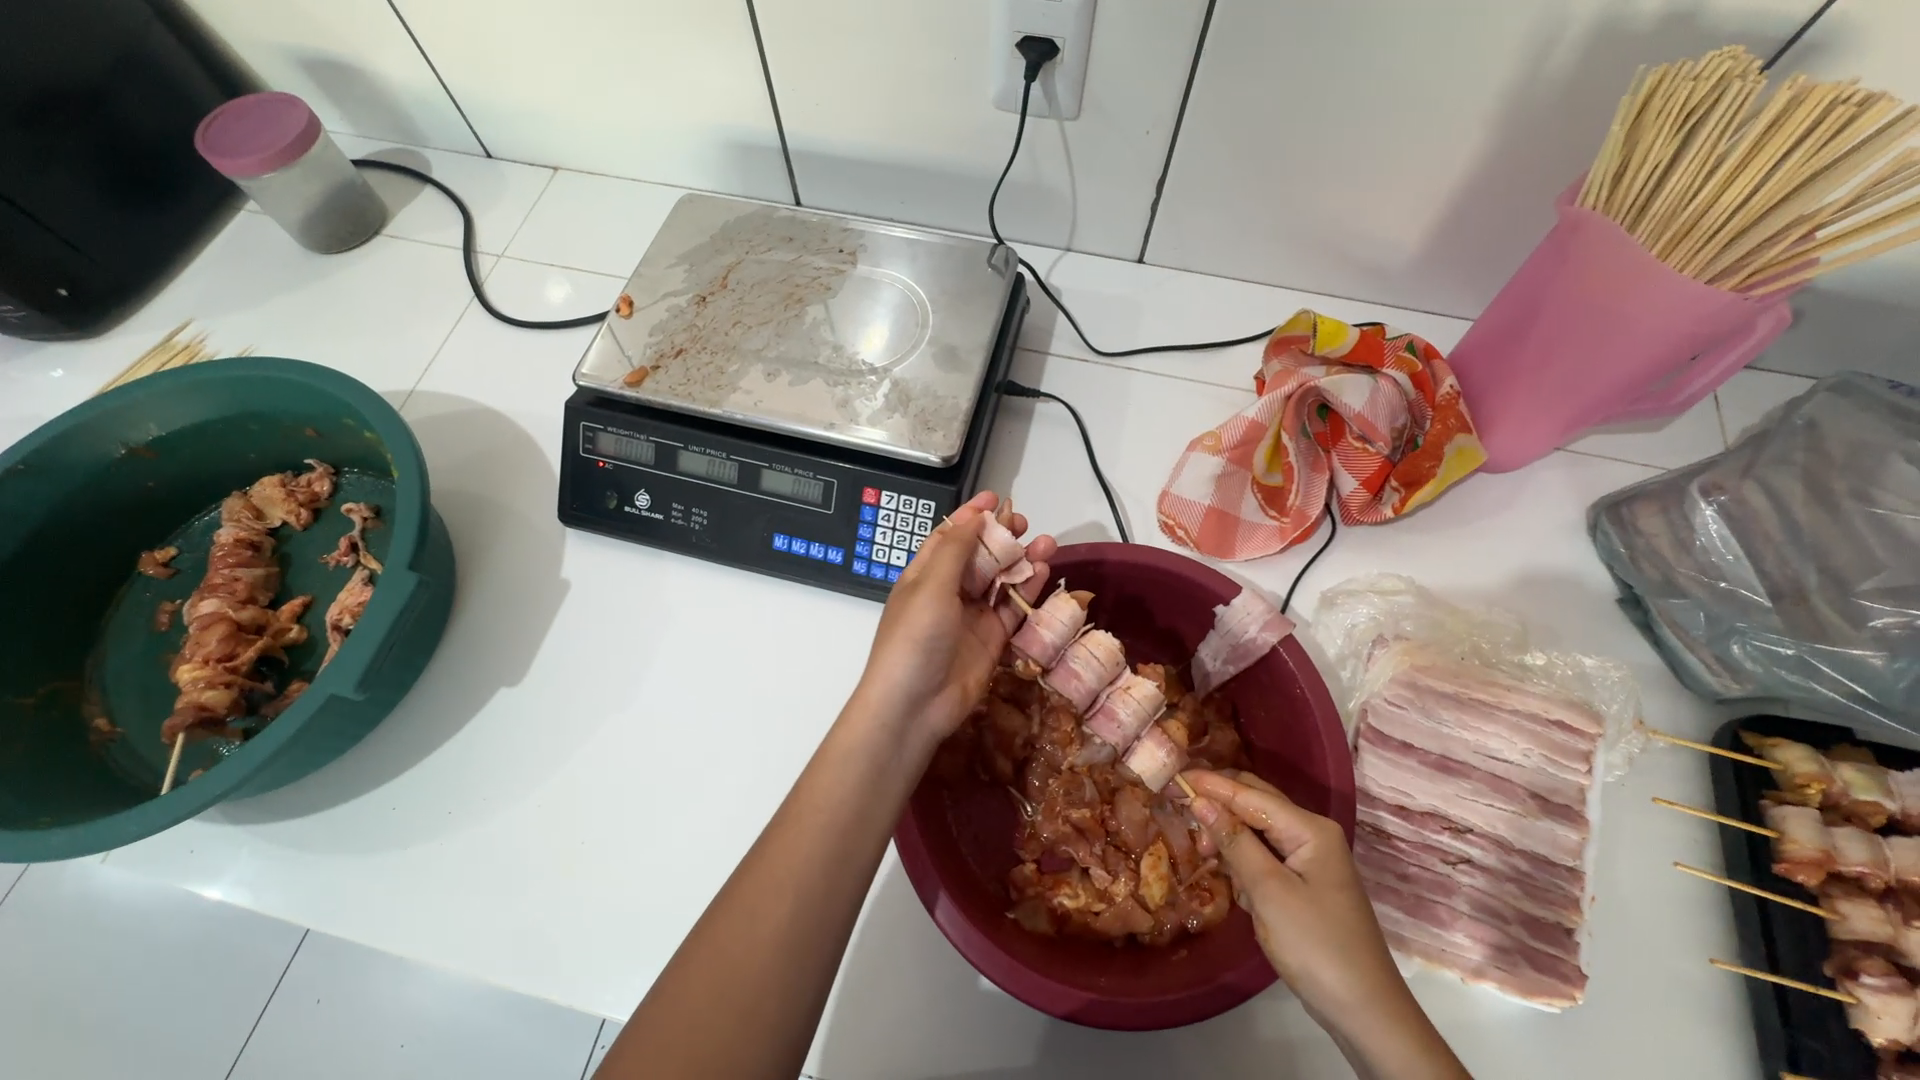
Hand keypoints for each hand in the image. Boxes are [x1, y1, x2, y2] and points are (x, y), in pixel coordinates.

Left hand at [850, 492, 1056, 750]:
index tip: (996, 496)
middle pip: (979, 555)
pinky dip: (1027, 591)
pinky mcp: (991, 639)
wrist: (914, 706)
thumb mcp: (930, 586)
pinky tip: (1044, 573)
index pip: (950, 537)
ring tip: (1045, 544)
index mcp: (924, 575)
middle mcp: (947, 592)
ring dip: (1021, 561)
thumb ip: (955, 550)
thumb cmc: (914, 639)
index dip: (971, 516)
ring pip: (1000, 580)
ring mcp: (971, 616)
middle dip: (1001, 536)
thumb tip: (975, 516)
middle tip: (1024, 522)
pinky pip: (1012, 608)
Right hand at [1185, 770, 1468, 1078]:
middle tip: (1177, 811)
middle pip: (1255, 805)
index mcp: (1309, 829)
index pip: (1249, 794)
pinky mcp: (1303, 884)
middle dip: (1218, 806)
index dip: (1209, 785)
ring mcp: (1309, 860)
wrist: (1364, 1010)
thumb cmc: (1315, 945)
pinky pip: (1264, 856)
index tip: (1170, 776)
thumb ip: (1234, 841)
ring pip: (1257, 831)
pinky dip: (1242, 861)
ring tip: (1201, 852)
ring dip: (1228, 837)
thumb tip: (1199, 800)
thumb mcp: (1268, 891)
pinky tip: (1227, 873)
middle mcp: (1311, 835)